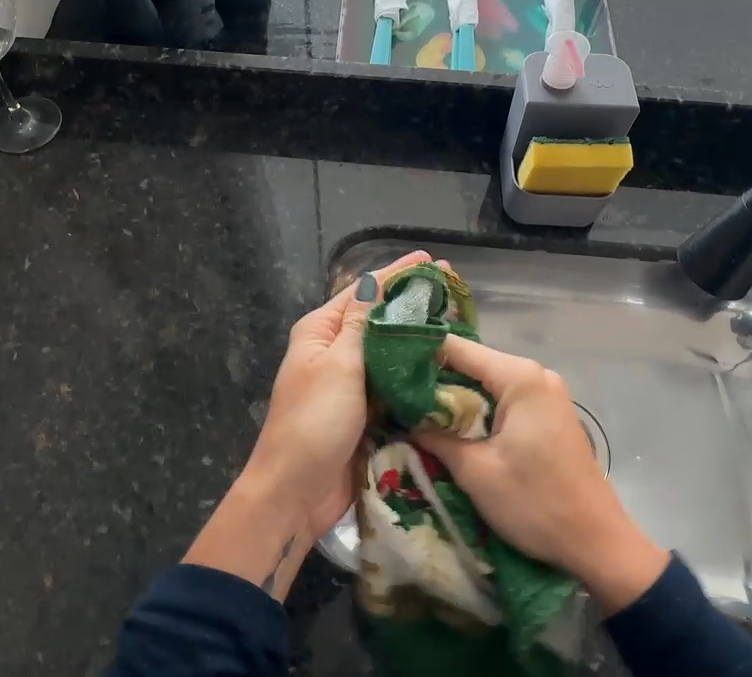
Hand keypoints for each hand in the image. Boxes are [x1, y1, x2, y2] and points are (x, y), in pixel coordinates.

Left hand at [184, 249, 431, 599]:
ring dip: (417, 341)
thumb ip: (359, 325)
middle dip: (411, 305)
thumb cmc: (313, 422)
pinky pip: (393, 386)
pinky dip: (414, 376)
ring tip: (456, 325)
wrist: (295, 493)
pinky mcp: (364, 414)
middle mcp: (334, 352)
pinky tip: (443, 369)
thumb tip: (373, 284)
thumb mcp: (338, 365)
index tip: (431, 260)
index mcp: (320, 332)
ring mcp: (349, 384)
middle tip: (453, 293)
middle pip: (377, 320)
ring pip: (389, 353)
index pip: (363, 291)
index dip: (396, 274)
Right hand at [415, 335, 669, 612]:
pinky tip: (452, 424)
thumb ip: (435, 437)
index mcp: (519, 377)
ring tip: (413, 409)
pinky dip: (477, 407)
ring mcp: (546, 392)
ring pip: (486, 381)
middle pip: (472, 362)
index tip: (385, 365)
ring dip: (454, 395)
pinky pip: (504, 397)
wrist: (597, 542)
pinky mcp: (548, 412)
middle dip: (433, 378)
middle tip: (392, 392)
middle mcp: (535, 373)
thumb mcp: (475, 471)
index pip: (456, 348)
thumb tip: (401, 418)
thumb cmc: (535, 503)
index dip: (418, 354)